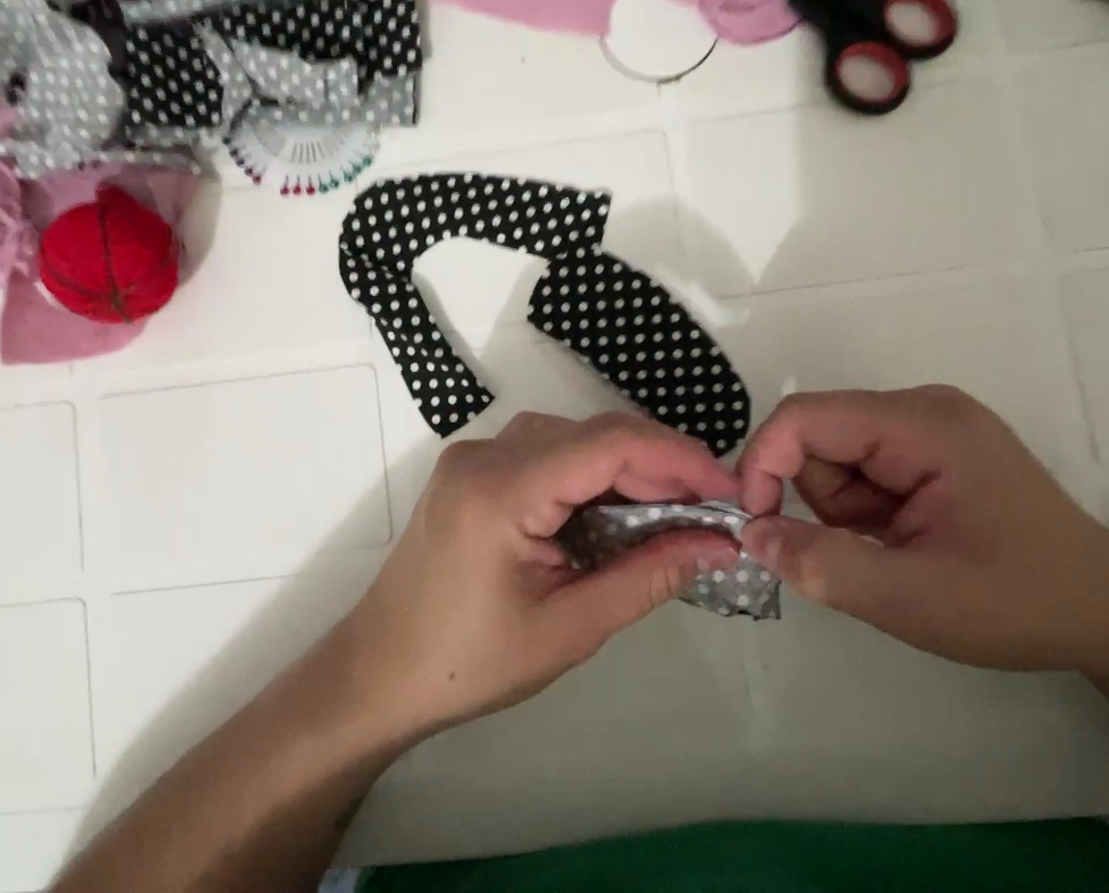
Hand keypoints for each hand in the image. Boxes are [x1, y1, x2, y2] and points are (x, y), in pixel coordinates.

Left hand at [328, 412, 743, 740]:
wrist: (378, 673)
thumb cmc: (469, 663)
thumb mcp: (569, 627)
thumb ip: (647, 576)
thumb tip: (718, 544)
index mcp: (501, 490)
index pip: (609, 443)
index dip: (679, 457)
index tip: (730, 490)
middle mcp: (483, 456)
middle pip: (591, 435)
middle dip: (658, 467)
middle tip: (709, 513)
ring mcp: (470, 460)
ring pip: (569, 440)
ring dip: (623, 471)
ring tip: (671, 516)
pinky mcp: (468, 474)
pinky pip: (542, 455)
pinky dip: (586, 478)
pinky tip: (613, 515)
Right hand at [737, 386, 1108, 670]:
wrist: (1108, 616)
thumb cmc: (1018, 603)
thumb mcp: (911, 597)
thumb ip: (821, 564)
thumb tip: (749, 535)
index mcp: (922, 425)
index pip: (805, 416)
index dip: (763, 464)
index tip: (754, 526)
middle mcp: (921, 411)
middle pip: (816, 435)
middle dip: (811, 499)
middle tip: (850, 555)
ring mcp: (926, 431)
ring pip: (832, 458)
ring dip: (836, 512)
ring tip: (888, 554)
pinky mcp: (927, 455)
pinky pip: (858, 473)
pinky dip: (857, 514)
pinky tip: (899, 545)